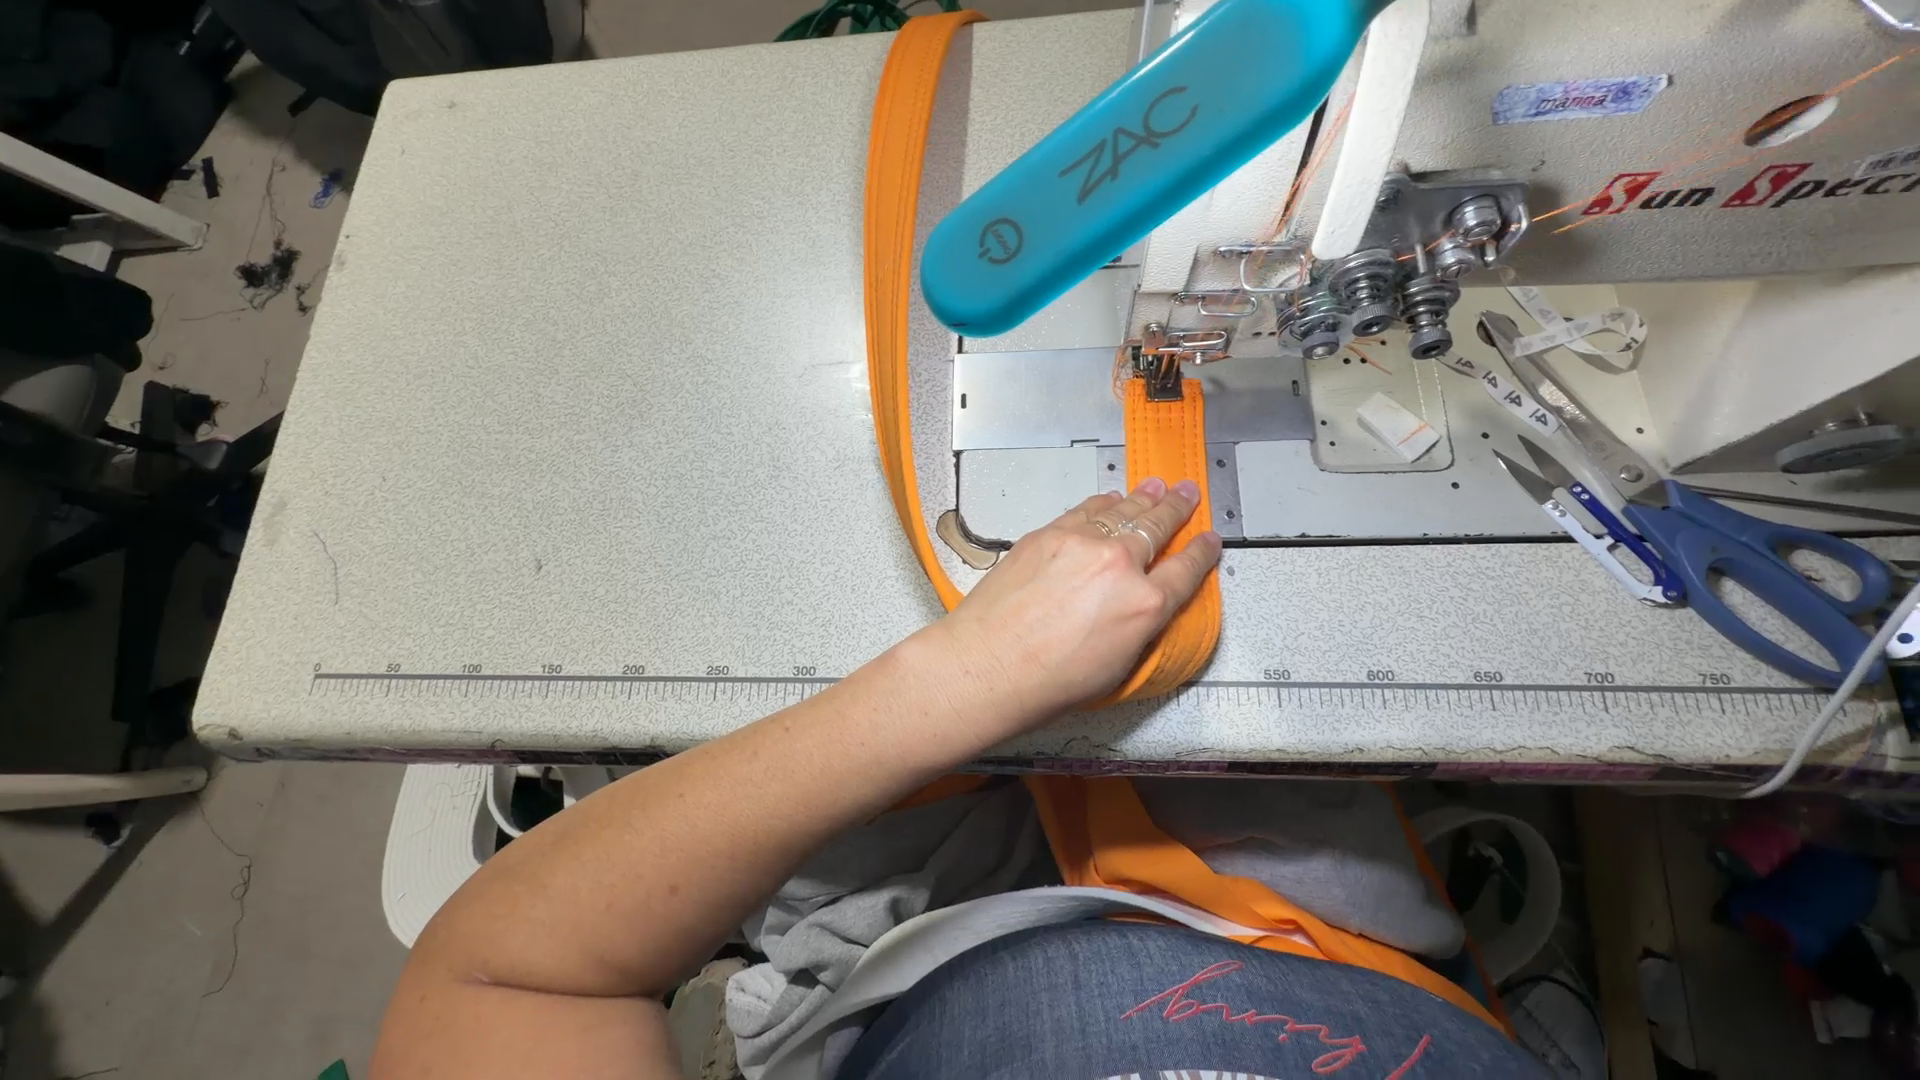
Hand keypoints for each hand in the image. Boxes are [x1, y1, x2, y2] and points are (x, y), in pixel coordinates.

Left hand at [920, 477, 1220, 734]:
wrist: (988, 664)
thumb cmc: (1047, 680)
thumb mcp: (1119, 666)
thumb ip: (1141, 625)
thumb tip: (1144, 604)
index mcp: (1144, 605)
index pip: (1187, 569)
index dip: (1202, 553)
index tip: (1209, 541)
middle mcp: (1118, 565)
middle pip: (1157, 526)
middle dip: (1177, 508)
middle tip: (1188, 492)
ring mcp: (1081, 544)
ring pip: (1121, 511)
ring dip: (1142, 498)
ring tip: (1156, 487)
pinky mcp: (1048, 534)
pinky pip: (1085, 511)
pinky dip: (1102, 504)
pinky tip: (1110, 499)